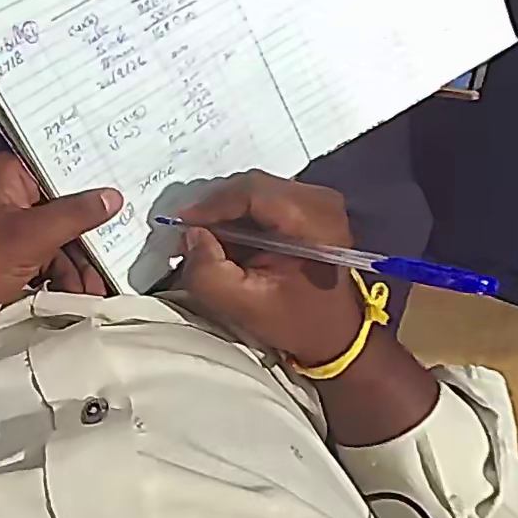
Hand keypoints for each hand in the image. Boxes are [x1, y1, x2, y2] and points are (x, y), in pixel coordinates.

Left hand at [0, 153, 120, 329]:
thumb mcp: (31, 237)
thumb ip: (75, 215)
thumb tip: (114, 195)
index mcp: (8, 172)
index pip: (63, 172)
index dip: (95, 192)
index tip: (126, 210)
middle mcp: (4, 190)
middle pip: (59, 209)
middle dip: (84, 245)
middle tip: (110, 269)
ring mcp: (0, 220)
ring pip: (50, 237)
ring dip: (71, 266)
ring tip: (92, 294)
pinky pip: (35, 253)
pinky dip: (52, 273)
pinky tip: (70, 295)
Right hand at [174, 170, 363, 364]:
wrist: (336, 331)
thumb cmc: (296, 322)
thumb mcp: (243, 305)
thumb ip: (208, 273)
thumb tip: (192, 236)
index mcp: (315, 224)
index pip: (253, 193)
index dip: (211, 204)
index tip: (181, 224)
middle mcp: (320, 201)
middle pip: (251, 186)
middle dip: (214, 207)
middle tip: (189, 234)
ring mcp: (317, 200)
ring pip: (252, 189)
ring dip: (223, 211)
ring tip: (204, 238)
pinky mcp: (308, 205)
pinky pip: (261, 197)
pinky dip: (237, 214)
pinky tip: (224, 237)